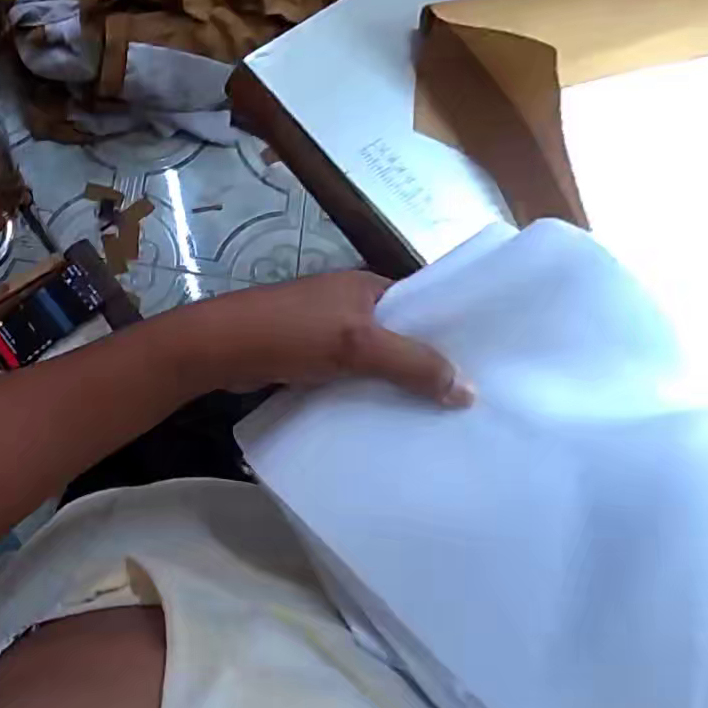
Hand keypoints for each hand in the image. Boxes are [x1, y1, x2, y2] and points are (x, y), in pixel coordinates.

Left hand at [176, 270, 473, 404]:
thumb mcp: (356, 344)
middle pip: (398, 335)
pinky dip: (362, 392)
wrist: (219, 348)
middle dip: (426, 364)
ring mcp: (322, 331)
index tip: (488, 367)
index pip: (422, 304)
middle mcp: (346, 304)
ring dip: (394, 384)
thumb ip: (411, 362)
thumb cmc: (288, 333)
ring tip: (438, 419)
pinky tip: (386, 420)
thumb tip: (469, 390)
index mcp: (364, 286)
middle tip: (470, 404)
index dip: (451, 332)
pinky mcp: (304, 358)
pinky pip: (345, 376)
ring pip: (371, 359)